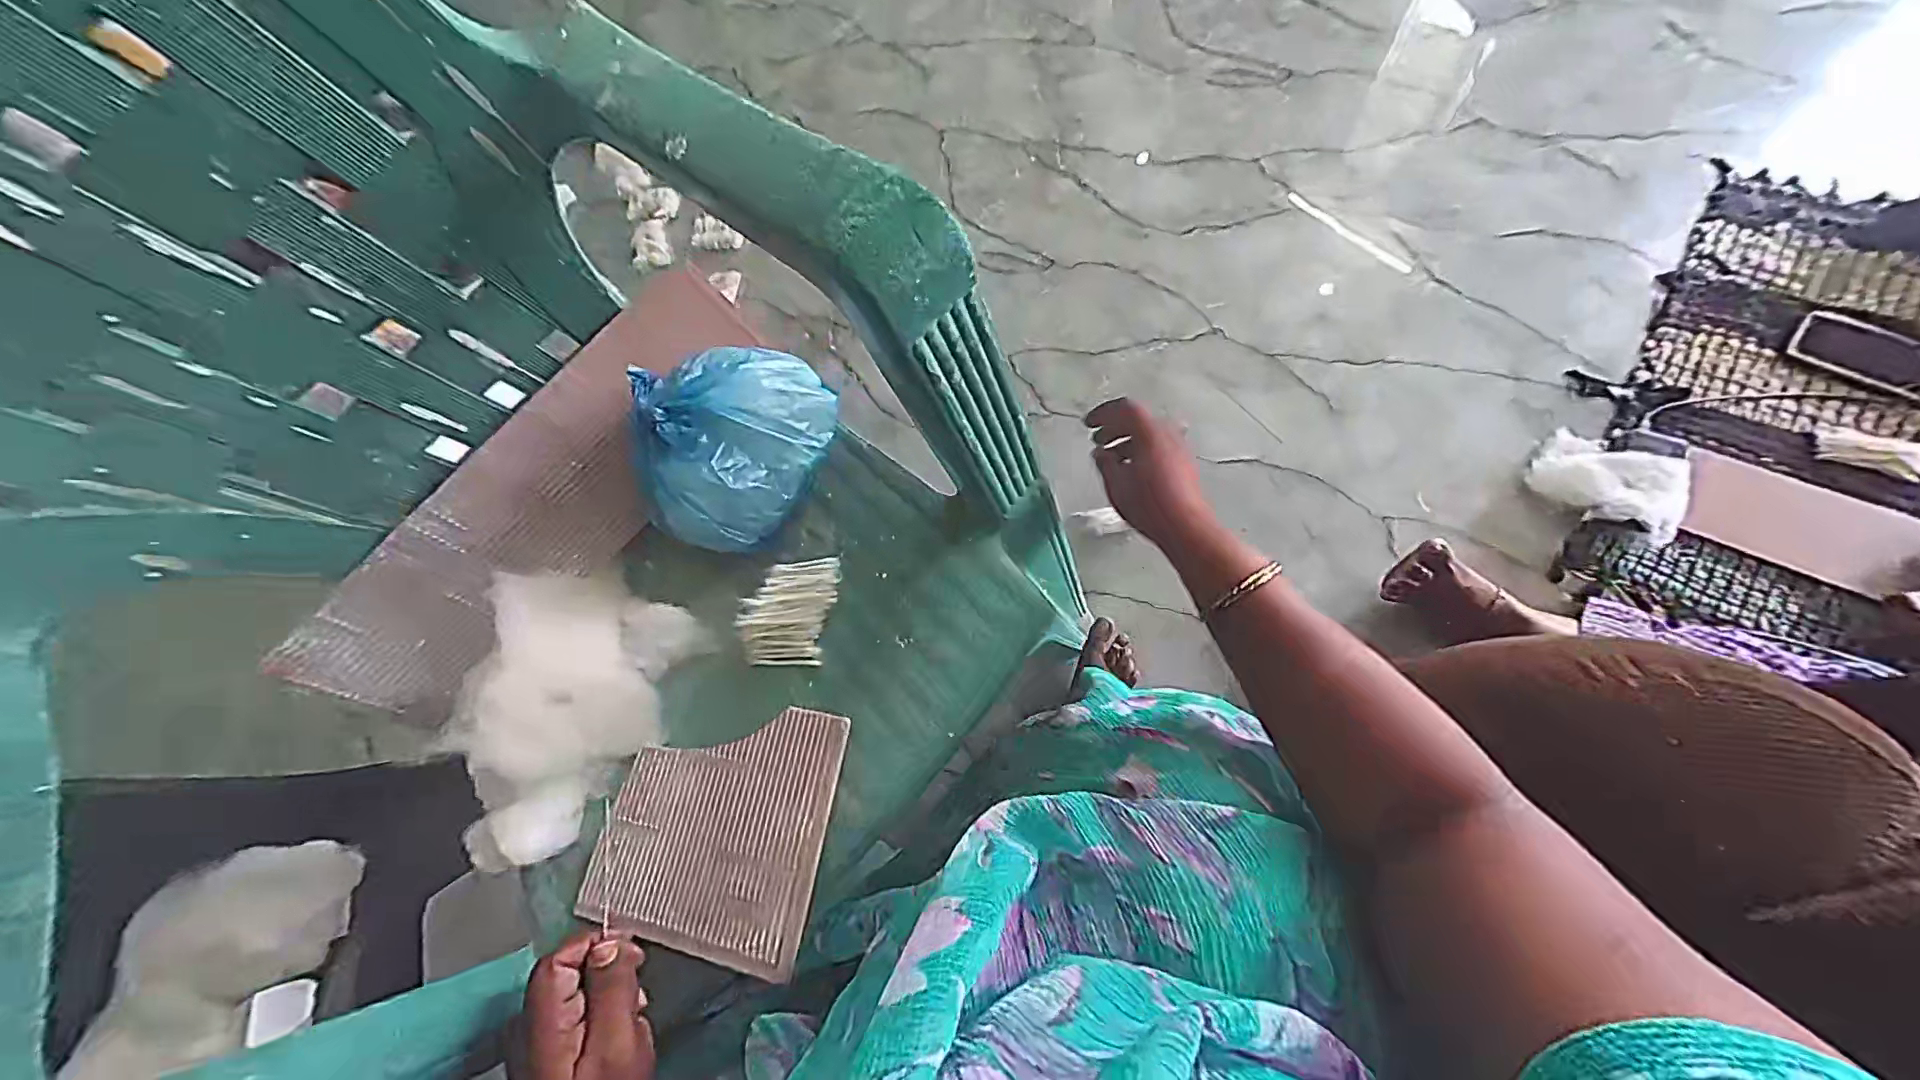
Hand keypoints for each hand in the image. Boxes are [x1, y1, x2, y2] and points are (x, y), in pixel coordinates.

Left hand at [512, 930, 655, 1079]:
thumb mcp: (617, 1043)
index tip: (629, 955)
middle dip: (609, 974)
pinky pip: (577, 1015)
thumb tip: (610, 943)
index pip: (559, 955)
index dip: (597, 944)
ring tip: (627, 1025)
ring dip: (609, 997)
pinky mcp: (547, 1056)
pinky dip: (602, 1017)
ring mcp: (534, 1045)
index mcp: (541, 1022)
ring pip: (577, 992)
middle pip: (569, 971)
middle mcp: (528, 1029)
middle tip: (633, 1000)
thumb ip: (613, 987)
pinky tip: (616, 1039)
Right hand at [1085, 398, 1218, 553]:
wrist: (1184, 526)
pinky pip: (1159, 447)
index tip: (1090, 422)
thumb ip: (1105, 462)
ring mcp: (1179, 449)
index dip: (1103, 413)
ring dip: (1127, 440)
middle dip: (1114, 427)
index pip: (1125, 408)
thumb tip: (1101, 455)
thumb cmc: (1153, 506)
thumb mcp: (1116, 483)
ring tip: (1110, 455)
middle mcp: (1168, 435)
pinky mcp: (1183, 464)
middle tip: (1098, 437)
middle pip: (1138, 419)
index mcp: (1150, 433)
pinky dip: (1141, 450)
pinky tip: (1130, 468)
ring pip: (1148, 434)